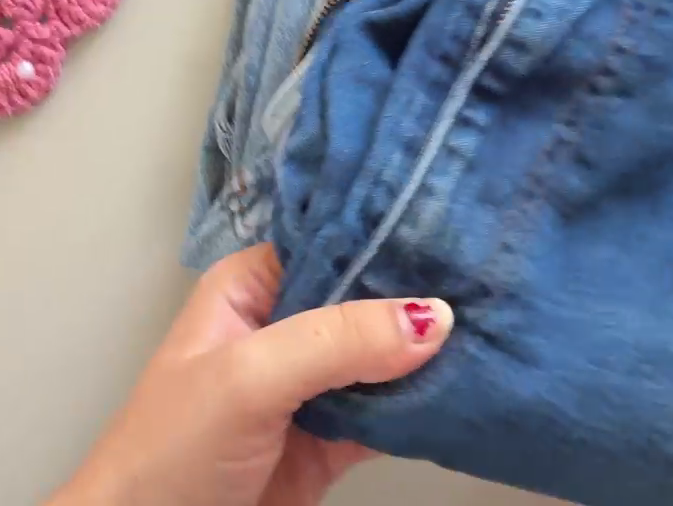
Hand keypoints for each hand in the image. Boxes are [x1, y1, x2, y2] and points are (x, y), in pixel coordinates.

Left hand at [48, 244, 452, 505]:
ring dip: (426, 350)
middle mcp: (284, 322)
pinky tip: (471, 387)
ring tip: (496, 321)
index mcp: (252, 284)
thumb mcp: (248, 376)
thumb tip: (436, 315)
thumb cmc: (176, 446)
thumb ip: (335, 341)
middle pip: (361, 298)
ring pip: (379, 355)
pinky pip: (386, 412)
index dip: (383, 236)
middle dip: (415, 294)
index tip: (451, 227)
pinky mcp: (330, 440)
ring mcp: (309, 383)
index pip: (327, 243)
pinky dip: (422, 405)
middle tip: (489, 274)